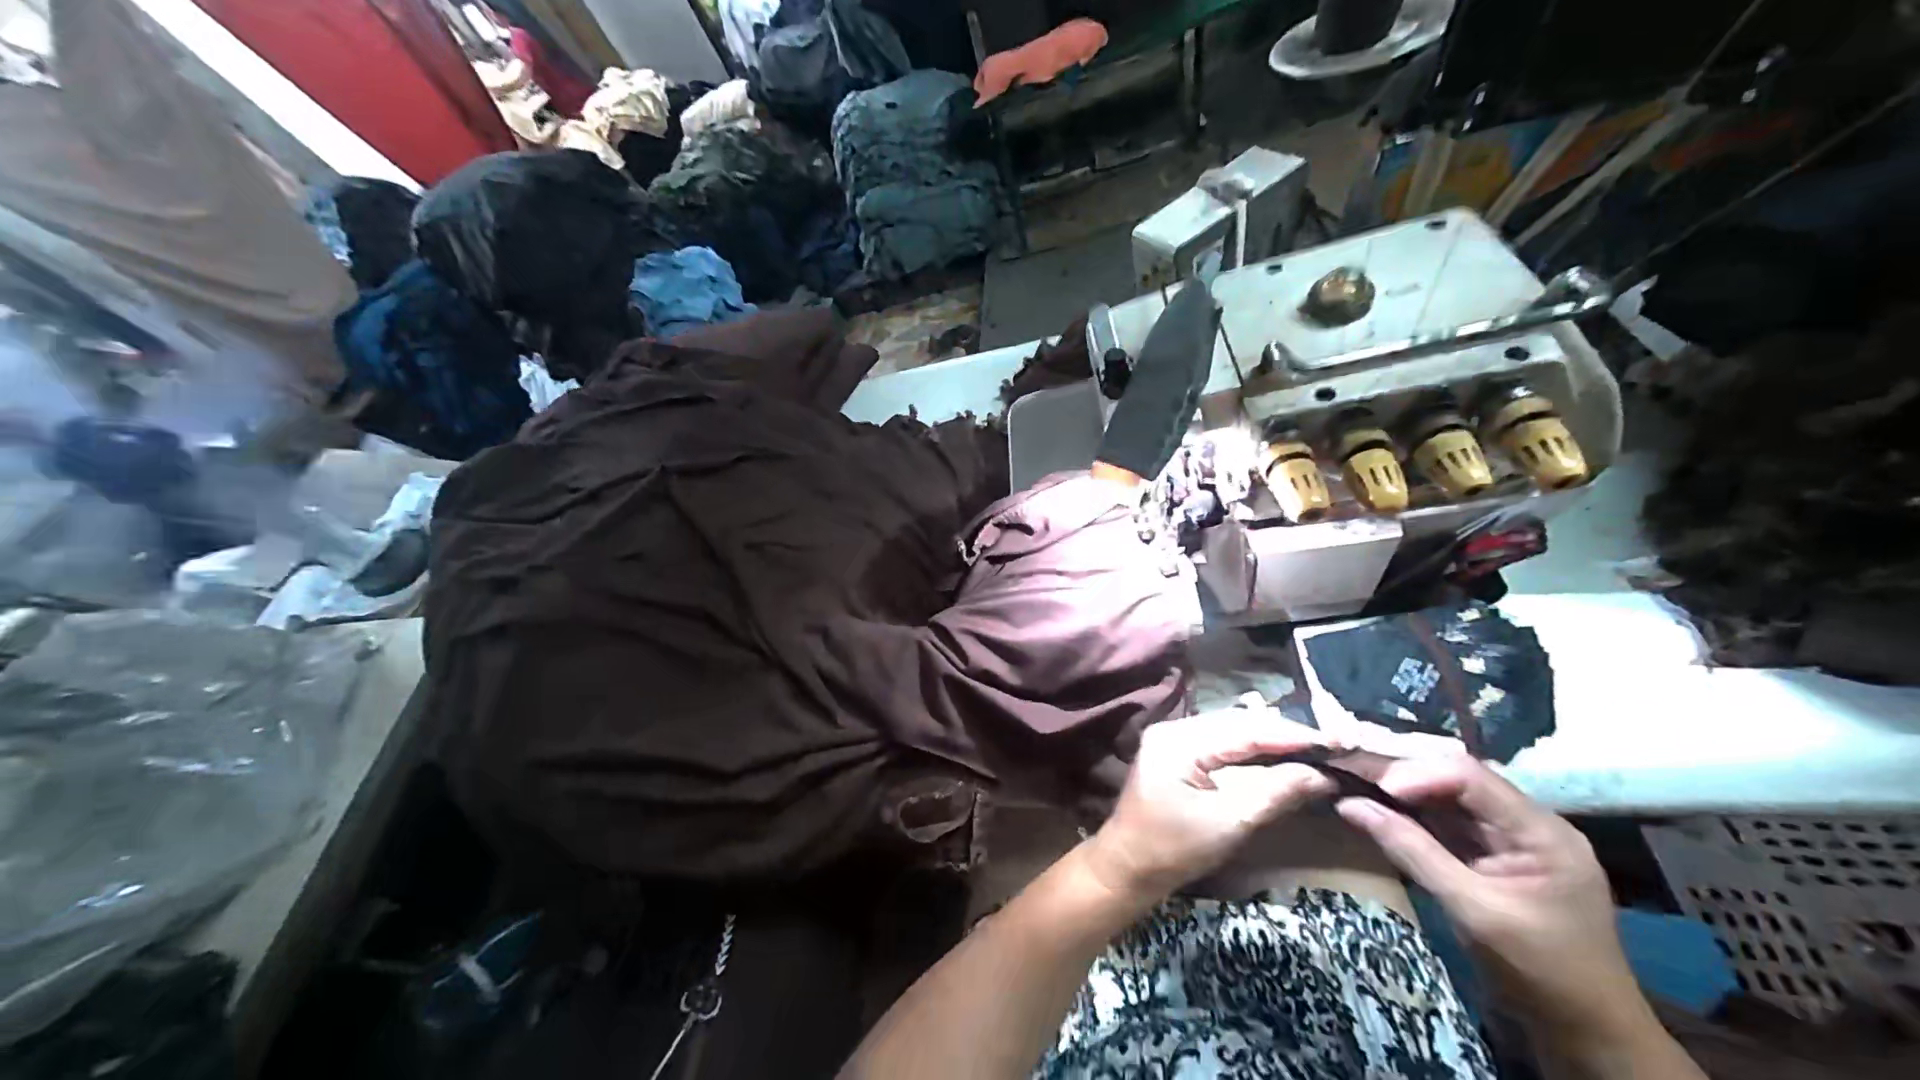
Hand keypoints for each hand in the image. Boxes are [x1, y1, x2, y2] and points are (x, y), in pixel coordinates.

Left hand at [1082, 708, 1336, 902]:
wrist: (1127, 868)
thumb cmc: (1173, 850)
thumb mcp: (1229, 825)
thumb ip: (1274, 794)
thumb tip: (1323, 775)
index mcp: (1178, 741)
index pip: (1246, 729)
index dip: (1293, 735)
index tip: (1338, 743)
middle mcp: (1174, 729)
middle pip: (1239, 722)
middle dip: (1286, 734)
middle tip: (1333, 746)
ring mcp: (1174, 739)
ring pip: (1233, 729)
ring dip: (1272, 739)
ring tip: (1315, 749)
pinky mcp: (1179, 753)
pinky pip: (1223, 741)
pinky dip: (1254, 748)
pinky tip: (1280, 755)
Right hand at [1335, 757, 1650, 1043]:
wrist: (1587, 1031)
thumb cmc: (1540, 972)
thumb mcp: (1472, 911)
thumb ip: (1412, 851)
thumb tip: (1349, 804)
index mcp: (1542, 832)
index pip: (1471, 777)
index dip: (1417, 773)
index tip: (1373, 786)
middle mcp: (1528, 822)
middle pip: (1456, 778)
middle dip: (1400, 772)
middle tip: (1347, 768)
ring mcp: (1511, 838)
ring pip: (1447, 796)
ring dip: (1400, 789)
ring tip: (1352, 779)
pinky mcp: (1493, 853)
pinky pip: (1447, 819)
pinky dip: (1410, 812)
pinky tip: (1376, 805)